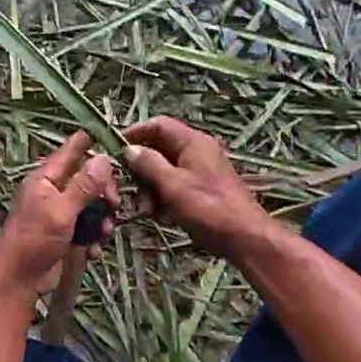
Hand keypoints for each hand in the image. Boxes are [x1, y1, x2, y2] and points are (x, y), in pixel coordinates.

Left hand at [0, 131, 117, 301]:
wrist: (19, 280)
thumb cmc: (34, 240)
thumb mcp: (61, 210)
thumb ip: (84, 186)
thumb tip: (105, 158)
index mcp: (46, 177)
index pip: (73, 150)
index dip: (94, 145)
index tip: (118, 148)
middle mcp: (53, 190)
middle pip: (89, 179)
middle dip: (105, 192)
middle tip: (114, 206)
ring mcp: (60, 212)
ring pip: (92, 205)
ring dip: (102, 219)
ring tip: (104, 233)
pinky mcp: (66, 233)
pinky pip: (87, 227)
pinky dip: (94, 237)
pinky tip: (94, 249)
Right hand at [125, 117, 275, 257]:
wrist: (243, 236)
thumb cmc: (207, 207)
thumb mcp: (172, 185)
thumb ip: (148, 164)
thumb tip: (129, 149)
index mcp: (193, 142)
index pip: (159, 125)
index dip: (136, 133)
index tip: (116, 150)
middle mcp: (198, 151)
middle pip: (160, 150)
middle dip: (143, 171)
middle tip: (135, 191)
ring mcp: (201, 171)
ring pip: (166, 171)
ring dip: (152, 189)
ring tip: (150, 210)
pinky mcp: (203, 190)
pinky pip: (176, 187)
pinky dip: (165, 198)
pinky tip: (163, 216)